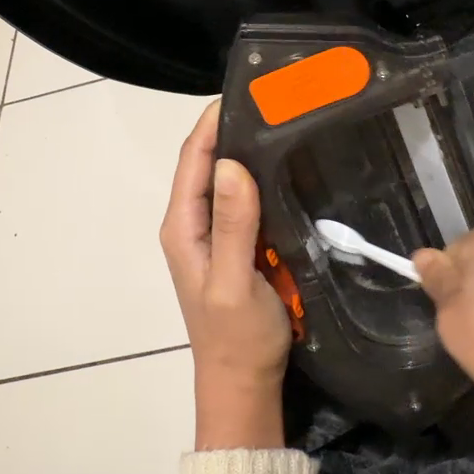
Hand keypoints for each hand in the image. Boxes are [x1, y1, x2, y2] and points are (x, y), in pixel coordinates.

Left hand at [160, 102, 291, 449]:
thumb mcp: (233, 282)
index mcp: (183, 226)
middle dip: (235, 128)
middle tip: (277, 101)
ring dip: (249, 151)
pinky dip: (262, 180)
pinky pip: (246, 201)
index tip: (248, 90)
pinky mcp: (237, 245)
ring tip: (287, 123)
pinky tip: (289, 169)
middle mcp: (194, 223)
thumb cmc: (237, 336)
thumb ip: (233, 225)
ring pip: (228, 179)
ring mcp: (215, 234)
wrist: (244, 383)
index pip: (193, 158)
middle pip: (208, 162)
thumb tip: (229, 162)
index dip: (214, 121)